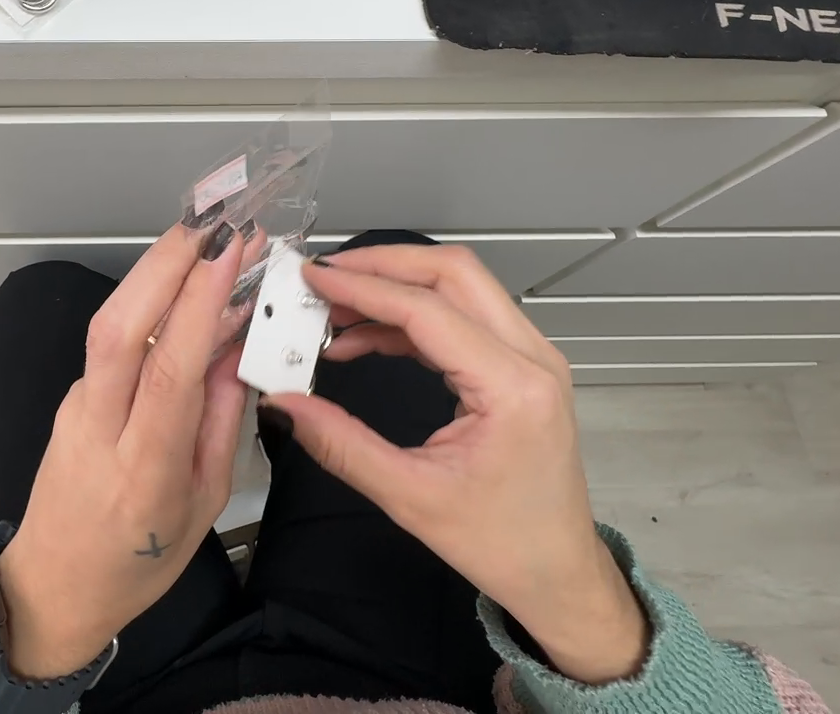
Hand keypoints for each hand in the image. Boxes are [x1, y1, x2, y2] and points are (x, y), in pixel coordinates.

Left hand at [0, 221, 247, 679]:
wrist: (51, 587)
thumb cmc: (139, 563)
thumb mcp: (203, 503)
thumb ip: (222, 420)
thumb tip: (239, 348)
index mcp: (145, 469)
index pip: (170, 371)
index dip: (198, 304)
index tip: (229, 252)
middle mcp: (100, 427)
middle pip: (119, 327)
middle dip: (165, 262)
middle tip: (212, 220)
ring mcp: (76, 406)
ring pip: (108, 324)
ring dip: (153, 268)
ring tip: (200, 232)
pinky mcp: (71, 394)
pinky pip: (110, 338)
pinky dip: (147, 299)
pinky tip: (179, 281)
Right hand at [261, 245, 648, 684]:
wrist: (560, 575)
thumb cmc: (498, 543)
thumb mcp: (409, 498)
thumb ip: (340, 443)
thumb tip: (280, 403)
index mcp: (513, 387)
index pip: (428, 310)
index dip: (364, 287)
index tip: (311, 276)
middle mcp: (531, 356)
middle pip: (453, 273)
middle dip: (383, 264)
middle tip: (324, 275)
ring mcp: (529, 355)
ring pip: (458, 286)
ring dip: (394, 286)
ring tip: (333, 309)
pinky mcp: (517, 363)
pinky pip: (459, 316)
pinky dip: (407, 317)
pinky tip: (361, 338)